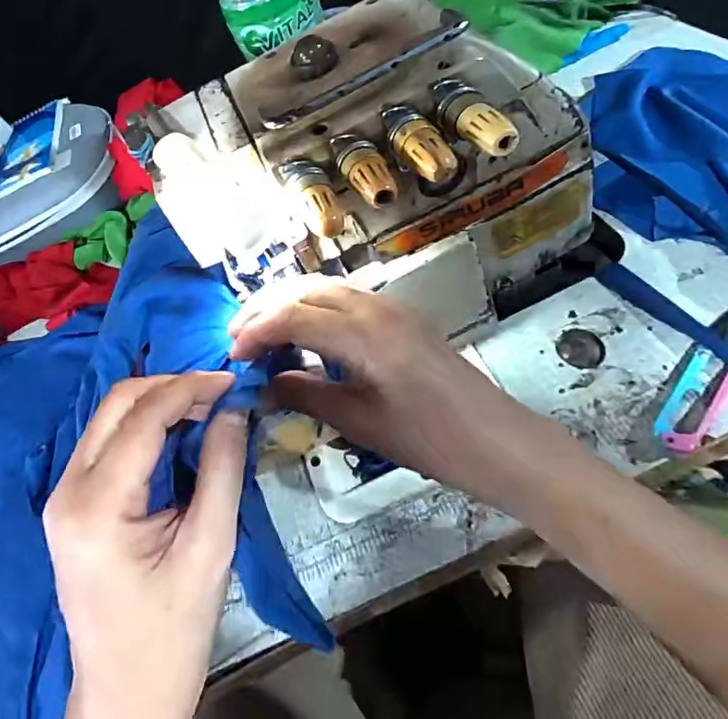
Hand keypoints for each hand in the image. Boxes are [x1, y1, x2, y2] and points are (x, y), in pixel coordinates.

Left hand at [44, 372, 247, 718]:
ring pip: (111, 415)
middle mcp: (67, 491)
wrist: (126, 694)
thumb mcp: (211, 546)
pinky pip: (109, 440)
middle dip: (172, 386)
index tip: (233, 379)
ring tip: (209, 408)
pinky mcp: (72, 503)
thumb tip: (234, 407)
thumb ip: (223, 468)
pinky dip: (148, 424)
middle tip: (221, 393)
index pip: (144, 416)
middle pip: (118, 403)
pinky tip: (182, 431)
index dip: (192, 387)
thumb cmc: (173, 630)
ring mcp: (63, 496)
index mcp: (96, 506)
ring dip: (160, 402)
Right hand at [228, 277, 573, 512]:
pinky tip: (307, 335)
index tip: (232, 355)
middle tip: (237, 336)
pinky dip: (319, 308)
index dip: (257, 330)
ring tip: (264, 333)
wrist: (495, 438)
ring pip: (329, 289)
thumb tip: (264, 385)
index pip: (295, 315)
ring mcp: (394, 306)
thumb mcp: (361, 422)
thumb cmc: (430, 439)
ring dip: (292, 303)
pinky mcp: (403, 316)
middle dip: (267, 306)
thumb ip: (308, 395)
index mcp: (366, 334)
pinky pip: (350, 299)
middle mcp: (377, 307)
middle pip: (308, 289)